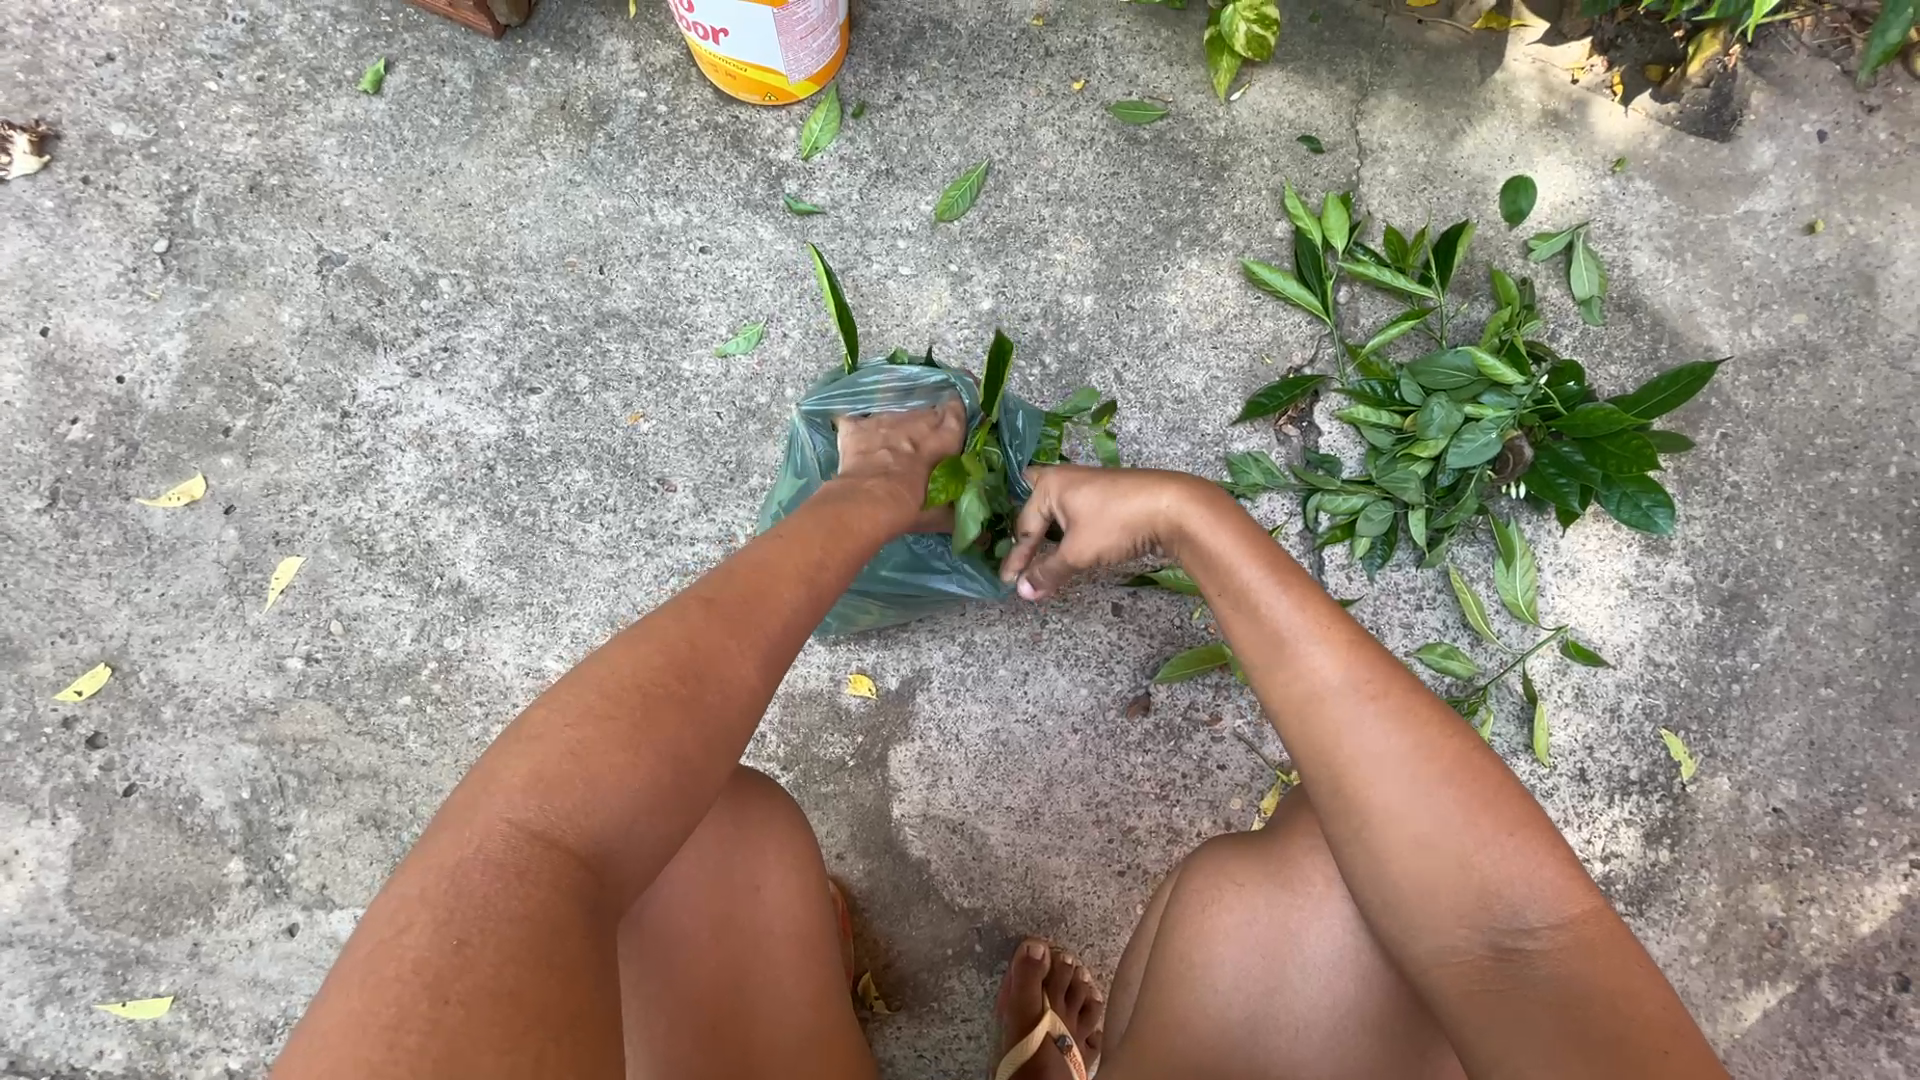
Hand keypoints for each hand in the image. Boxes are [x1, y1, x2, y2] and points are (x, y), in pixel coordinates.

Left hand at [832, 398, 967, 530]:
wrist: (868, 504)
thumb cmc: (913, 508)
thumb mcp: (944, 515)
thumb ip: (960, 511)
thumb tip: (980, 527)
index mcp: (942, 439)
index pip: (955, 413)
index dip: (953, 415)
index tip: (950, 424)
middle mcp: (915, 422)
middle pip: (925, 413)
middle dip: (924, 425)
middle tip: (919, 446)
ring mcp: (884, 421)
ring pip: (893, 417)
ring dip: (893, 430)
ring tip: (888, 452)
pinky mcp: (856, 428)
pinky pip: (856, 423)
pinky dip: (858, 432)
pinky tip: (856, 446)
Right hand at [999, 466, 1223, 599]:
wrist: (1172, 507)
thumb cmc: (1116, 523)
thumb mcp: (1077, 553)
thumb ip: (1048, 572)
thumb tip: (1023, 593)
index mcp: (1049, 485)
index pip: (1025, 527)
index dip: (1017, 558)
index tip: (1008, 582)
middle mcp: (1065, 480)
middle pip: (1034, 505)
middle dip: (1024, 528)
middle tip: (1015, 551)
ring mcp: (1088, 486)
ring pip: (1057, 510)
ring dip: (1047, 533)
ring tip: (1038, 552)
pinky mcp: (1108, 497)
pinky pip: (1076, 514)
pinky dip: (1067, 531)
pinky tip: (1070, 544)